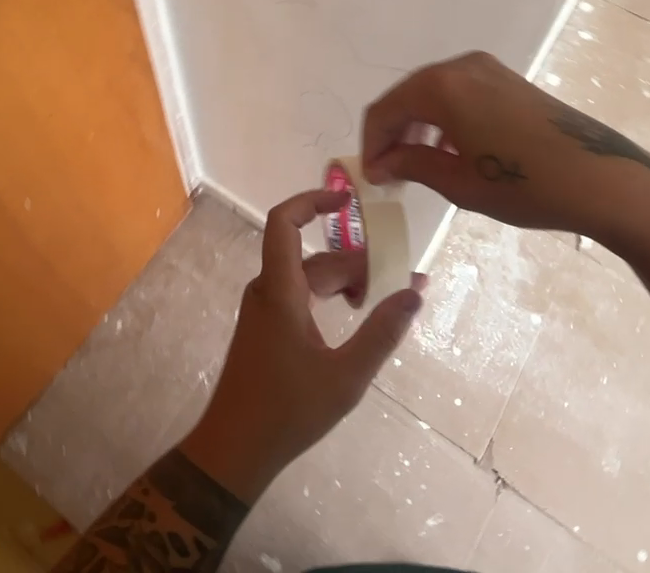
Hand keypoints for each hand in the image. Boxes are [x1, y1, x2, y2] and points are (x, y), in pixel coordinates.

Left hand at [179, 189, 424, 500]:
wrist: (235, 449)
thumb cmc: (287, 411)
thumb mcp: (346, 377)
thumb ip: (380, 333)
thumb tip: (414, 293)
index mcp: (279, 291)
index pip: (283, 222)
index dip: (312, 201)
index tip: (348, 201)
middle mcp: (268, 291)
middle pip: (314, 257)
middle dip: (358, 261)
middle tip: (402, 278)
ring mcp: (265, 310)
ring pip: (311, 279)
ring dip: (348, 283)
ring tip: (386, 300)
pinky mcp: (268, 329)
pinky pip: (303, 297)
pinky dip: (332, 299)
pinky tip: (358, 317)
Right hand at [361, 50, 615, 236]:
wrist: (602, 179)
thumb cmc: (524, 185)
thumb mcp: (458, 182)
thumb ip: (411, 165)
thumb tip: (380, 165)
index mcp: (441, 87)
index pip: (386, 111)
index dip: (372, 145)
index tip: (371, 178)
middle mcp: (460, 67)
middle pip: (407, 97)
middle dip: (393, 134)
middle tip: (390, 173)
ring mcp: (488, 69)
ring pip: (432, 93)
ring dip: (417, 126)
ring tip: (417, 166)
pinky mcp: (508, 79)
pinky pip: (458, 93)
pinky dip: (443, 118)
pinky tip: (450, 150)